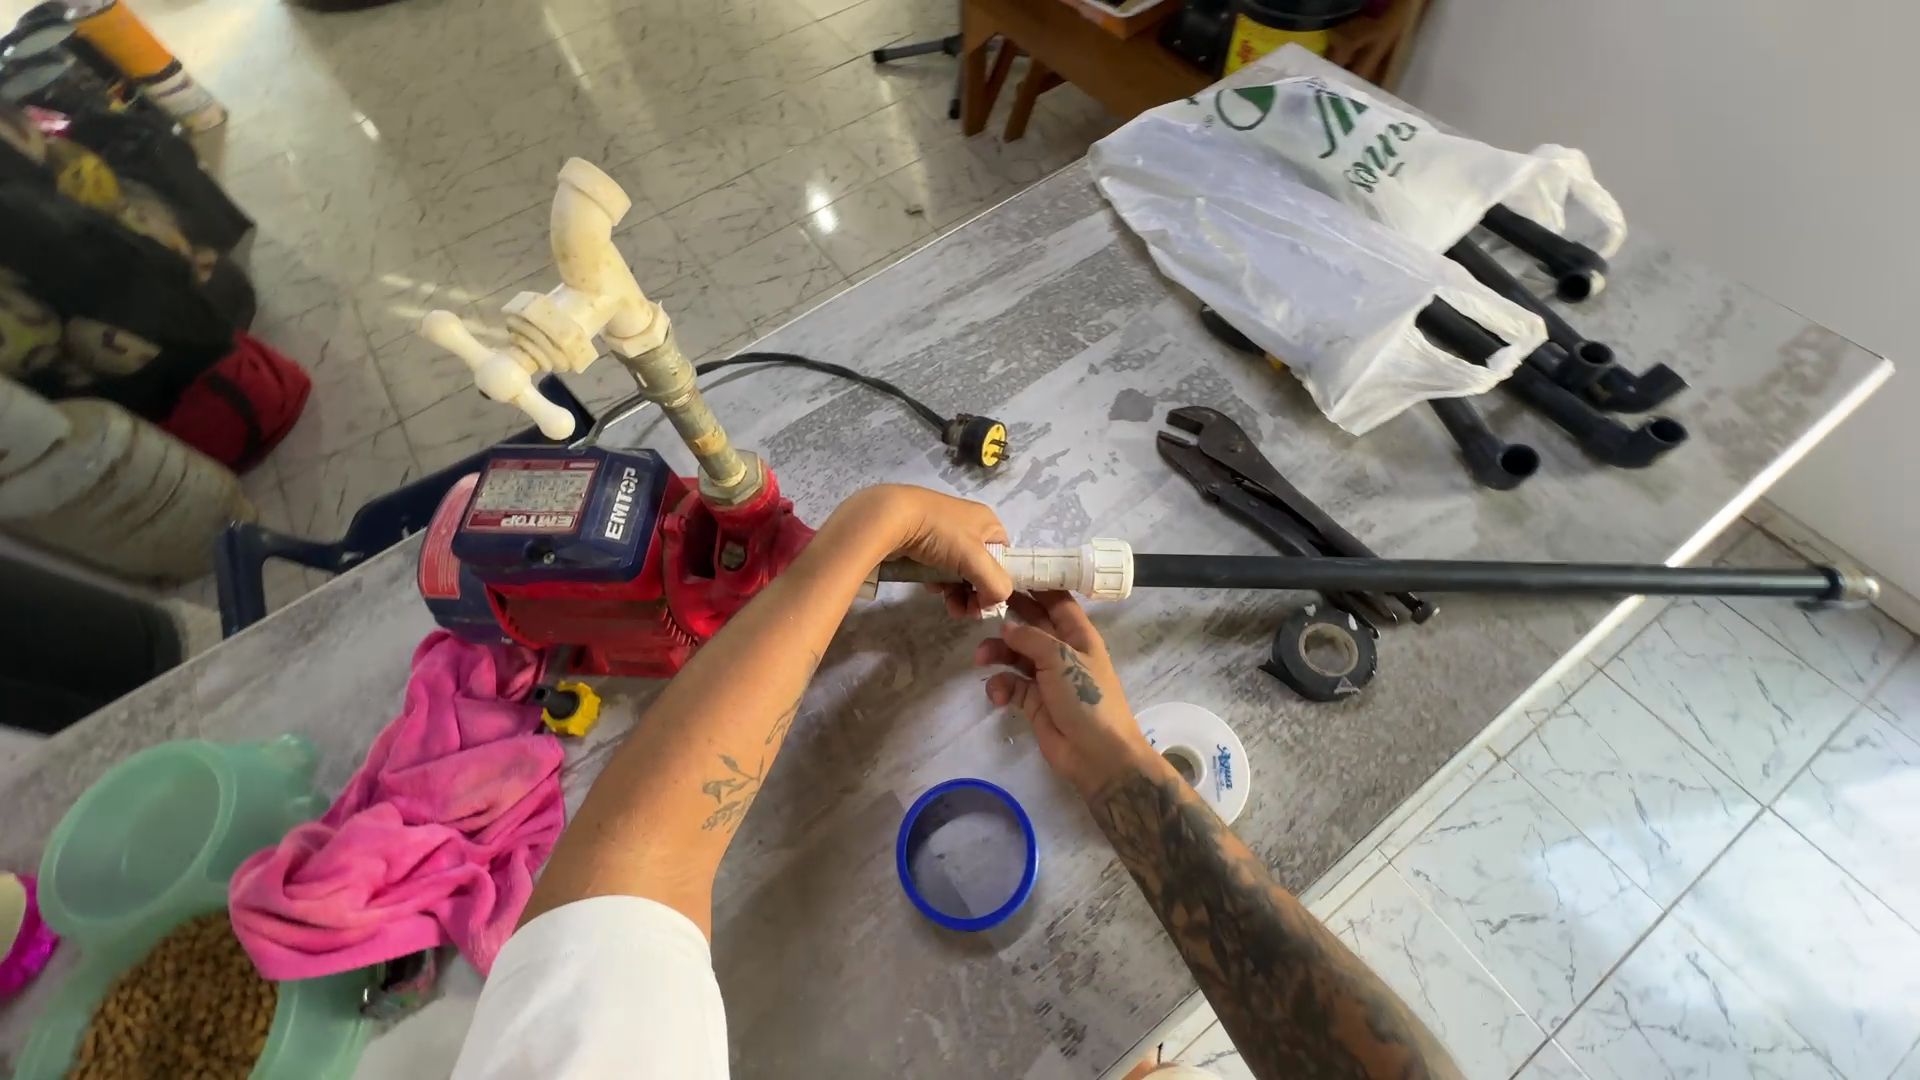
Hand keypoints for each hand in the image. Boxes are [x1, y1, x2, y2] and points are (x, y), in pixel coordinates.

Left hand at [828, 485, 1012, 617]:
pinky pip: (937, 568)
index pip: (1004, 555)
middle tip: (966, 611)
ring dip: (956, 592)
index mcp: (987, 522)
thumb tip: (995, 601)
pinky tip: (929, 588)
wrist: (889, 517)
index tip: (987, 601)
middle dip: (975, 593)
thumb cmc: (939, 533)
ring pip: (958, 571)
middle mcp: (968, 525)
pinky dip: (936, 581)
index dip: (999, 580)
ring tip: (948, 606)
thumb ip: (995, 583)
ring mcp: (943, 533)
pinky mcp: (921, 542)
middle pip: (981, 567)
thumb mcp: (975, 559)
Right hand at [975, 591, 1159, 797]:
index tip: (1008, 573)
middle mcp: (1062, 651)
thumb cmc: (1088, 699)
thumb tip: (1006, 626)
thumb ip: (1031, 638)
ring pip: (1015, 654)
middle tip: (979, 607)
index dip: (1036, 586)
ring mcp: (1047, 677)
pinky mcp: (1034, 702)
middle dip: (1008, 616)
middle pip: (1032, 624)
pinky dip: (1001, 687)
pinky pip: (1011, 684)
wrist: (1098, 756)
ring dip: (997, 653)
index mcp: (1079, 635)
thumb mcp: (1062, 659)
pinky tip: (998, 695)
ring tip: (981, 659)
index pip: (1057, 601)